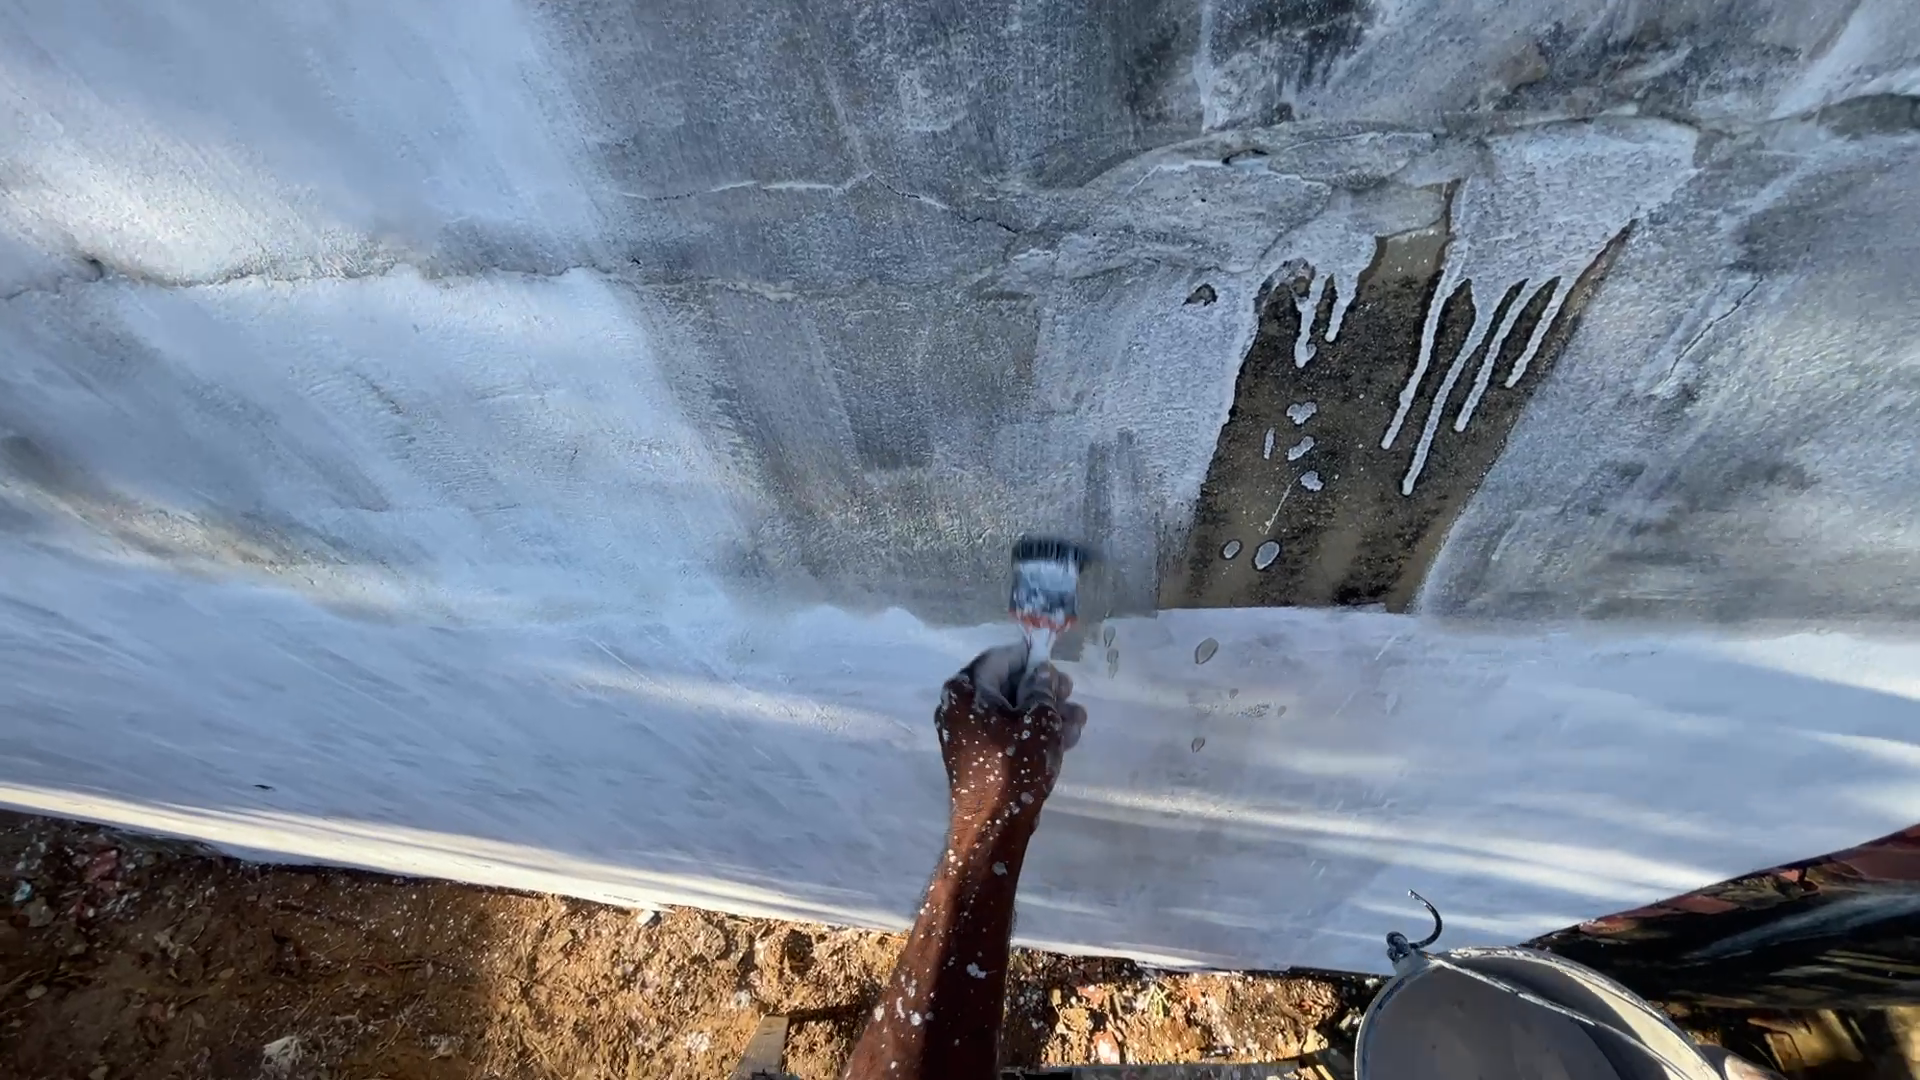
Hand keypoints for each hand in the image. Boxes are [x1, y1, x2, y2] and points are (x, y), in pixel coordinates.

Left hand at [934, 645, 1086, 825]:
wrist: (994, 825)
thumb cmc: (1015, 765)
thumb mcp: (1039, 719)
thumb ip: (1042, 688)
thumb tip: (1042, 672)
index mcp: (965, 689)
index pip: (1000, 658)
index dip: (1030, 659)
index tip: (1055, 663)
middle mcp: (958, 706)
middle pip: (1006, 685)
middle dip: (1043, 689)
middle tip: (1071, 693)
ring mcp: (966, 732)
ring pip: (1011, 711)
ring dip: (1045, 713)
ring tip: (1077, 721)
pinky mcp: (976, 755)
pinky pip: (1005, 733)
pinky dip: (1032, 732)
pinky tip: (1066, 738)